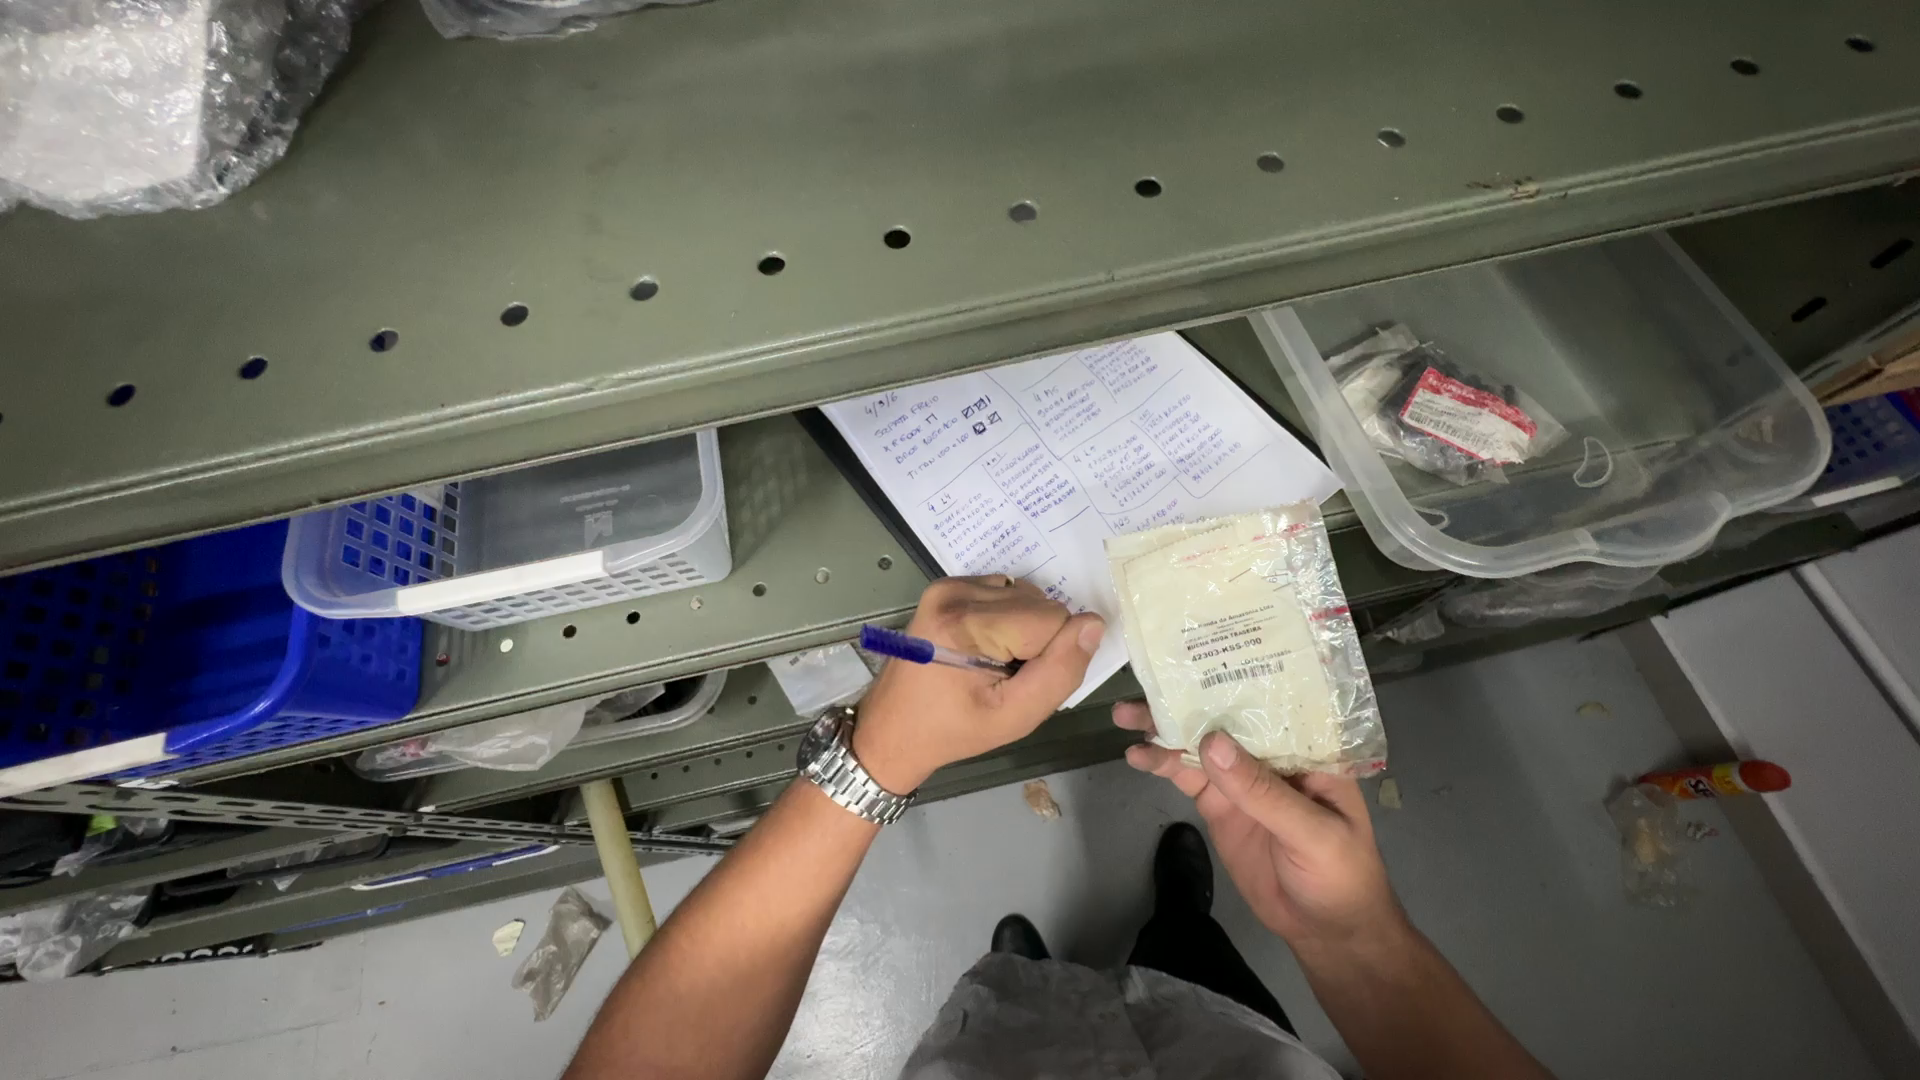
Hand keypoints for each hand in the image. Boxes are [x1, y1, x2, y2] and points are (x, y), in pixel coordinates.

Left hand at [853, 577, 1104, 791]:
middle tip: (1005, 676)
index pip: (1054, 618)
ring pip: (1025, 595)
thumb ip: (1061, 671)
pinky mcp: (945, 587)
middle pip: (1040, 602)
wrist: (892, 729)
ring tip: (992, 663)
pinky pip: (1004, 590)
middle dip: (1037, 640)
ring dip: (1023, 628)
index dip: (1050, 655)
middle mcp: (955, 593)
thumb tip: (1094, 624)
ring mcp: (947, 586)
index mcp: (968, 625)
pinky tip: (984, 647)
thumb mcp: (1015, 717)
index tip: (1018, 682)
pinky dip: (1006, 616)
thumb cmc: (953, 730)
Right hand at [1115, 701, 1405, 954]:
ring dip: (1162, 729)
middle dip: (1183, 702)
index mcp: (1306, 747)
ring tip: (1124, 716)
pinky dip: (1160, 763)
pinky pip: (1185, 775)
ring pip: (1197, 744)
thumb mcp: (1312, 832)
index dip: (1233, 677)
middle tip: (1142, 689)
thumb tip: (1211, 741)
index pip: (1269, 701)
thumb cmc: (1342, 876)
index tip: (1193, 657)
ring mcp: (1239, 777)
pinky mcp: (1217, 803)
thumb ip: (1262, 790)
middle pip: (1222, 718)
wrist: (1327, 932)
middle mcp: (1269, 752)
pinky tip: (1136, 756)